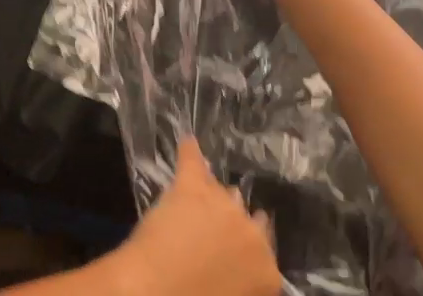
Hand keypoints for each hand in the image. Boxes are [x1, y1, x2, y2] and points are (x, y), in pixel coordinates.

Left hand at [104, 138, 281, 295]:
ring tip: (202, 206)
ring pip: (224, 193)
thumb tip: (234, 272)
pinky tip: (189, 141)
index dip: (245, 262)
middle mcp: (252, 233)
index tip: (232, 266)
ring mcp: (222, 205)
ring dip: (215, 199)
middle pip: (250, 222)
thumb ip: (242, 280)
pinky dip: (189, 151)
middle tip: (216, 239)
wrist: (155, 292)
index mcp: (266, 271)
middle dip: (235, 228)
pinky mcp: (190, 187)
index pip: (265, 260)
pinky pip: (191, 160)